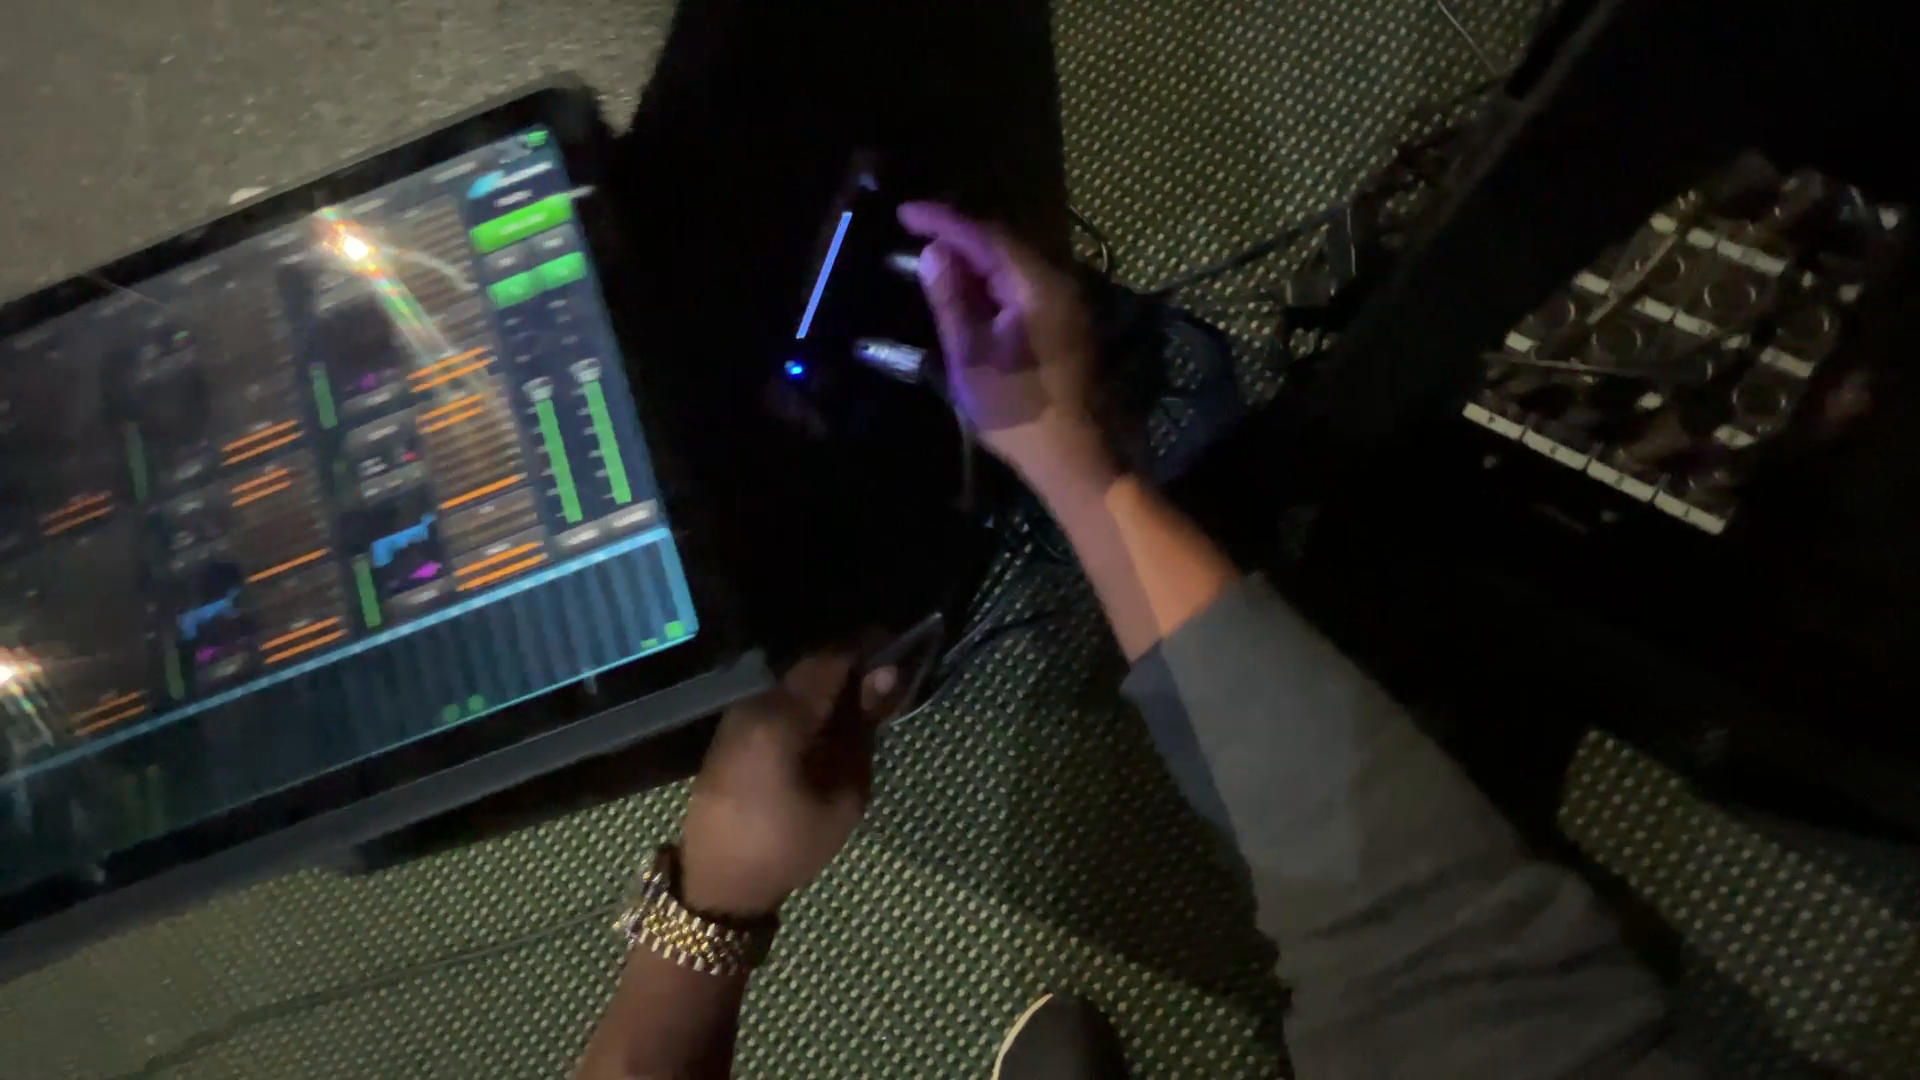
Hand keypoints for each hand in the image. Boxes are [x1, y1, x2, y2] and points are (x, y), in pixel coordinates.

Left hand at [679, 653, 899, 917]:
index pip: (832, 658)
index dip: (868, 647)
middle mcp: (754, 704)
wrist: (718, 886)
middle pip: (811, 666)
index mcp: (781, 717)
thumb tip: (886, 675)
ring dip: (827, 687)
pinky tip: (825, 728)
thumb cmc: (788, 846)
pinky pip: (776, 701)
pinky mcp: (730, 731)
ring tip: (859, 710)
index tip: (898, 650)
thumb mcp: (844, 795)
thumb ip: (865, 728)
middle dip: (850, 667)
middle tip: (884, 686)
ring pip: (793, 683)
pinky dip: (806, 703)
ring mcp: (737, 715)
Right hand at [899, 202, 1116, 497]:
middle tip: (916, 231)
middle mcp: (1056, 283)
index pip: (984, 235)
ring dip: (974, 259)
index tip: (903, 212)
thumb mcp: (970, 356)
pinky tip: (970, 292)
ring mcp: (1065, 304)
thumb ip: (951, 301)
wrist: (1071, 453)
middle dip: (958, 235)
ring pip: (1014, 266)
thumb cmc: (1016, 409)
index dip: (942, 220)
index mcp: (1034, 285)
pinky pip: (1023, 287)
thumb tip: (934, 252)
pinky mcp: (1065, 325)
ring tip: (935, 258)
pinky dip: (992, 283)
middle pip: (1003, 244)